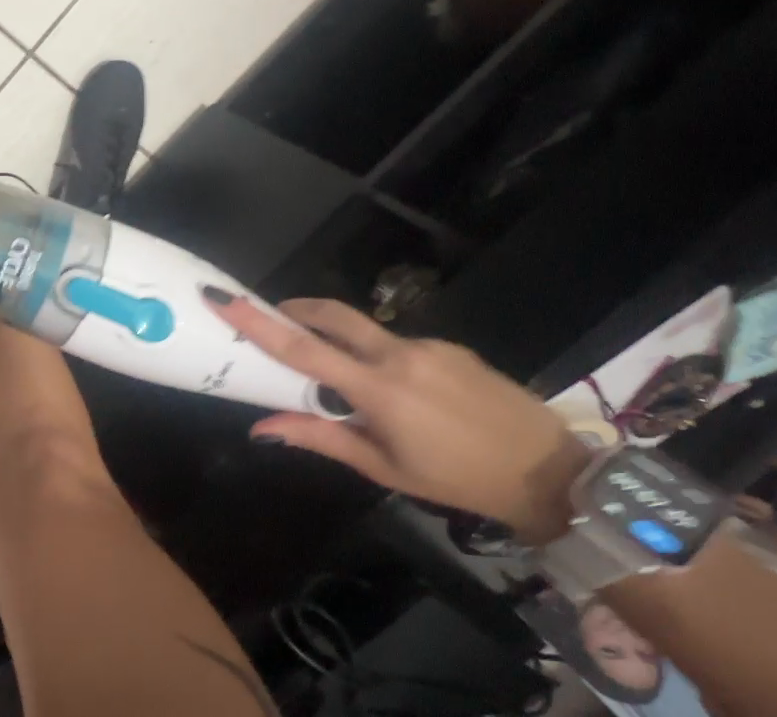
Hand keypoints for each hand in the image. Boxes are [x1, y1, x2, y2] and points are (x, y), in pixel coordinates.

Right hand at [209, 294, 589, 542]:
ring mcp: (430, 346)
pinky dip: (381, 357)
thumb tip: (262, 428)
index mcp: (377, 389)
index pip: (302, 348)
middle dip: (295, 309)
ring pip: (367, 332)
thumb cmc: (458, 479)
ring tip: (350, 382)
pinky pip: (400, 344)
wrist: (554, 474)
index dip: (256, 321)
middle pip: (331, 315)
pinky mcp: (453, 348)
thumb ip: (321, 438)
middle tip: (274, 319)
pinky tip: (402, 393)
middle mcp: (399, 355)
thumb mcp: (384, 468)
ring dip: (343, 343)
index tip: (222, 296)